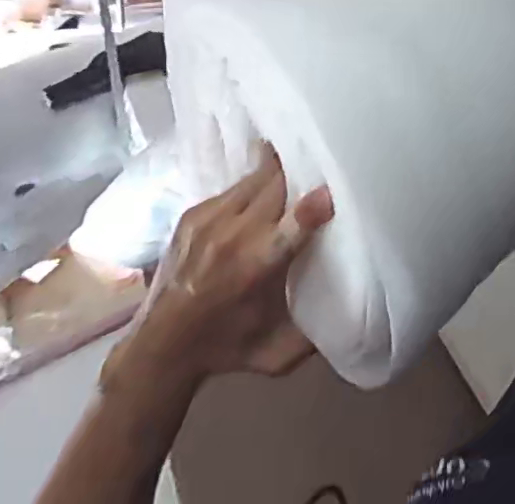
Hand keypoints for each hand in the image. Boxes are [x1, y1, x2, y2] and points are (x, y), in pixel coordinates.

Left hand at [110, 146, 333, 387]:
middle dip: (301, 173)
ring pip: (257, 177)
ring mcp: (209, 221)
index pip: (294, 224)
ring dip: (279, 172)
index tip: (333, 190)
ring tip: (298, 162)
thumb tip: (356, 307)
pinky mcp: (194, 214)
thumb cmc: (229, 347)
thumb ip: (317, 332)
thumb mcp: (278, 352)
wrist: (159, 347)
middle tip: (322, 163)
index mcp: (259, 267)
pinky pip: (235, 187)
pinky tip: (264, 185)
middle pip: (277, 184)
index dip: (316, 205)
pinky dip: (254, 184)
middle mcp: (234, 236)